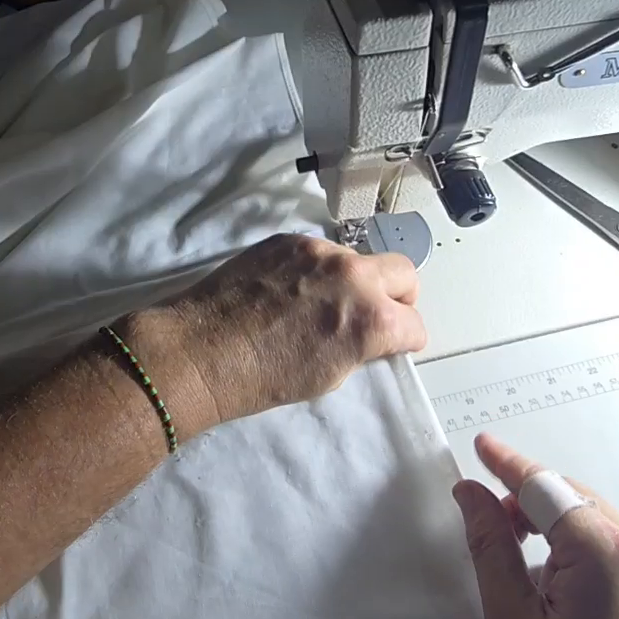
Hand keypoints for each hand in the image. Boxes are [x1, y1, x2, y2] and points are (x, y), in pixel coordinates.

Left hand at [123, 233, 425, 431]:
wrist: (203, 351)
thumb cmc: (265, 377)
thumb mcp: (331, 375)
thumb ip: (363, 345)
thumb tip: (372, 333)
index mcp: (371, 319)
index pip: (415, 324)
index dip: (406, 339)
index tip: (395, 344)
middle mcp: (352, 275)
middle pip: (404, 272)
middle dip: (399, 296)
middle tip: (378, 314)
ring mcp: (319, 251)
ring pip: (358, 258)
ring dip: (354, 280)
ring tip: (323, 303)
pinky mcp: (288, 240)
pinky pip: (319, 251)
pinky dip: (317, 269)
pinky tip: (292, 290)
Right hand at [452, 434, 618, 618]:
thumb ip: (490, 547)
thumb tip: (473, 495)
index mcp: (606, 552)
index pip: (543, 486)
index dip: (506, 463)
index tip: (484, 447)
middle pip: (570, 496)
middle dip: (525, 500)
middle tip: (489, 520)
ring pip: (591, 517)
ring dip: (553, 524)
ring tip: (524, 564)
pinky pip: (613, 542)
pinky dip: (579, 544)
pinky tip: (559, 582)